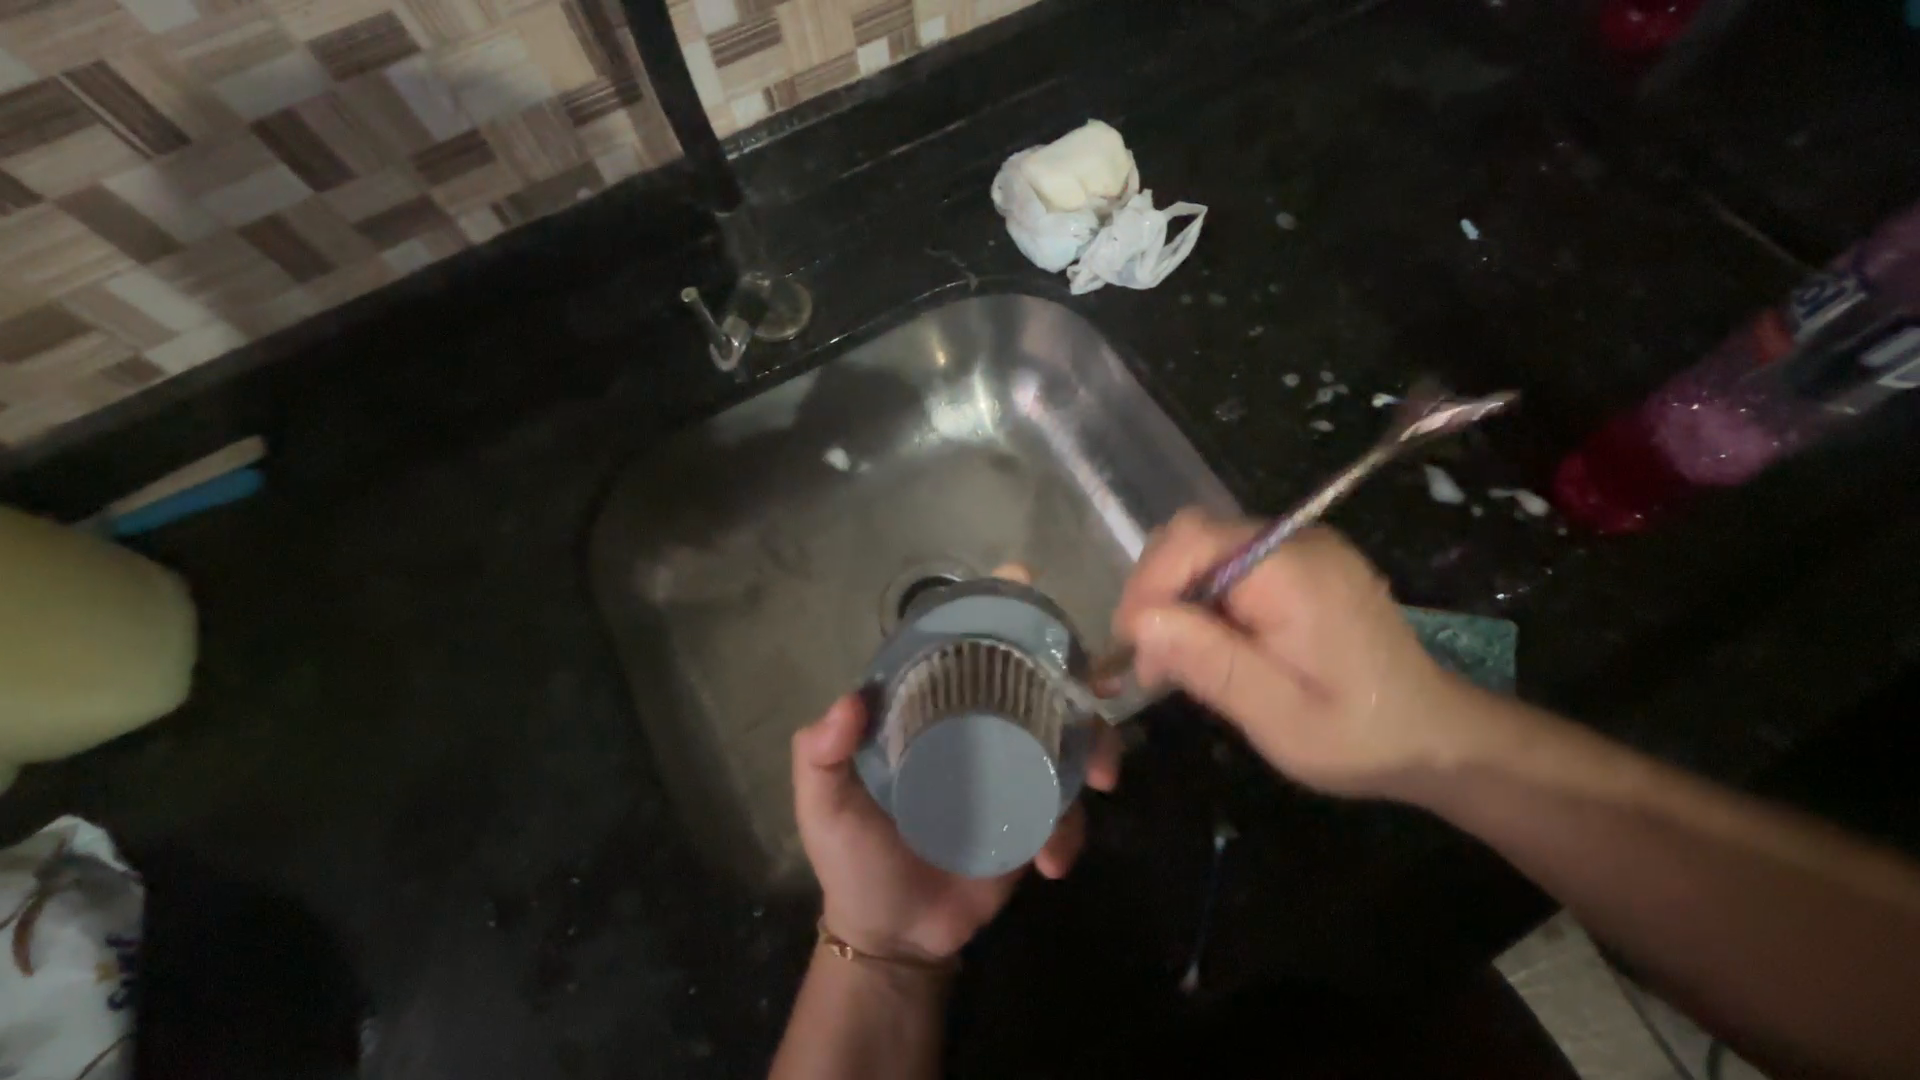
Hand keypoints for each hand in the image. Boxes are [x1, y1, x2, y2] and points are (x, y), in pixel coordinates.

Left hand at [791, 566, 1119, 961]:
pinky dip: (1071, 830)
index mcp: (929, 711)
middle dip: (1072, 675)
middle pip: (1033, 680)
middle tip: (1094, 693)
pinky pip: (1069, 810)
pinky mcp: (1035, 820)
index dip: (994, 609)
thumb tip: (849, 703)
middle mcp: (976, 727)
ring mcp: (1011, 771)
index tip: (1024, 582)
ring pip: (1067, 736)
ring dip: (1093, 748)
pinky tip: (1050, 863)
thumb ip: (819, 756)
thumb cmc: (855, 859)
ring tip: (1095, 782)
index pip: (963, 646)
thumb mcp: (823, 806)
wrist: (896, 936)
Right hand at [1113, 508, 1483, 798]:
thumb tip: (1138, 622)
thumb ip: (1208, 662)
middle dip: (1156, 593)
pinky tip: (1210, 648)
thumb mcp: (1277, 715)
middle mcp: (1296, 543)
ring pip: (1206, 551)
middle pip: (1192, 538)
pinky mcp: (1302, 567)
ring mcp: (1301, 551)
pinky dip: (1204, 601)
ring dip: (1176, 600)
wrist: (1435, 738)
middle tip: (1151, 661)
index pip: (1190, 540)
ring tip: (1175, 662)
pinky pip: (1231, 566)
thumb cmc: (1357, 735)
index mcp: (1292, 570)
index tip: (1131, 647)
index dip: (1147, 584)